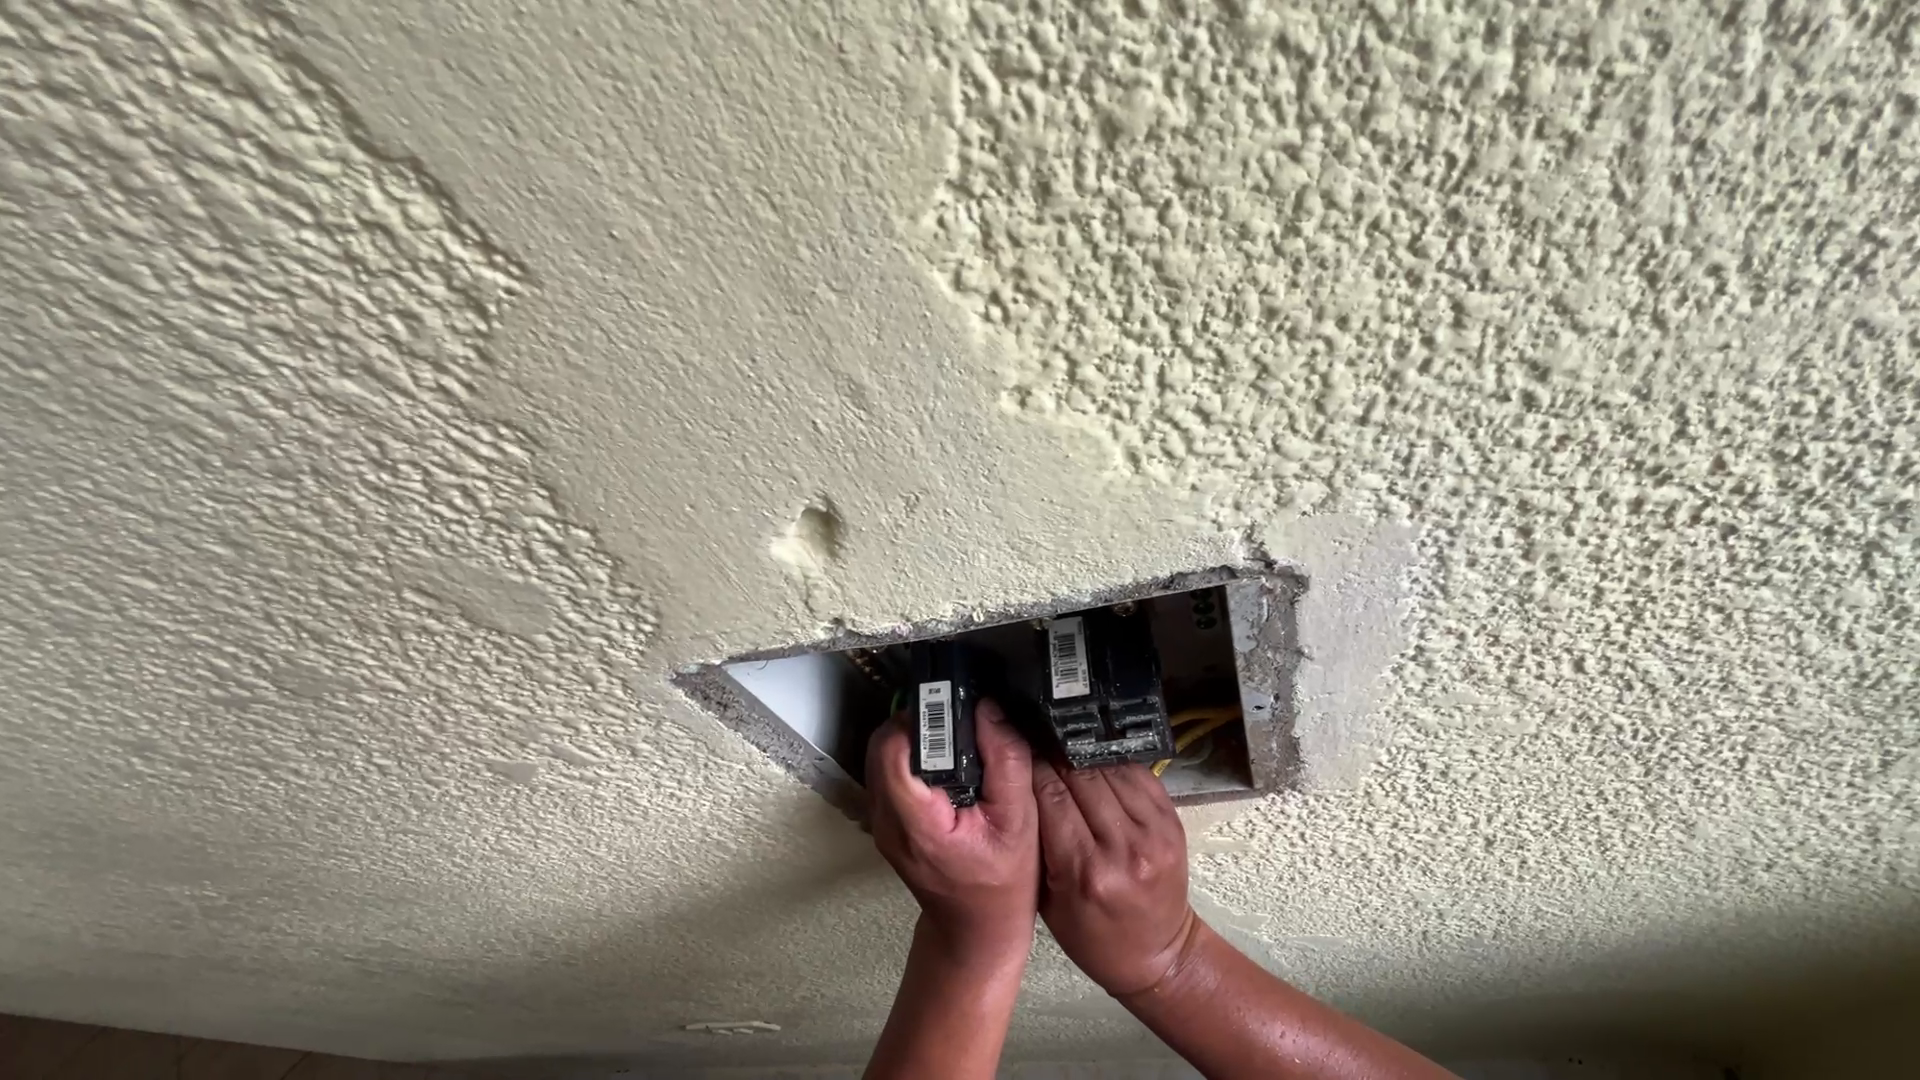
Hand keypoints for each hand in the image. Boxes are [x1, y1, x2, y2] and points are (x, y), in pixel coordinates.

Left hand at [866, 698, 1038, 957]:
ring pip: (882, 755)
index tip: (949, 706)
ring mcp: (882, 823)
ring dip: (913, 737)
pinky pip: (889, 771)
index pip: (892, 751)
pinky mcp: (887, 821)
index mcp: (917, 823)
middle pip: (882, 746)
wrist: (976, 932)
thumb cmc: (1002, 886)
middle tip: (956, 717)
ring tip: (954, 738)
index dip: (917, 719)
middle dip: (916, 722)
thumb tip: (988, 709)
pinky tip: (945, 763)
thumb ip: (1005, 762)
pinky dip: (912, 756)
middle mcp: (888, 822)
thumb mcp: (1020, 823)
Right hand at [1031, 759, 1197, 995]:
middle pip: (1080, 776)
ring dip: (1082, 757)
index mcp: (1085, 872)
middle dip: (1054, 758)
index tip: (1018, 755)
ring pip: (1108, 768)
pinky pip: (1136, 774)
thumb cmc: (1091, 935)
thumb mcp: (1047, 898)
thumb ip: (1035, 841)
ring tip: (1063, 752)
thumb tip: (1022, 784)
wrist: (1157, 956)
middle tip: (1037, 747)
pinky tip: (1096, 764)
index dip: (1032, 769)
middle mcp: (1123, 849)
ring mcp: (1154, 833)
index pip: (1051, 797)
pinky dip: (1112, 764)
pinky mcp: (1173, 822)